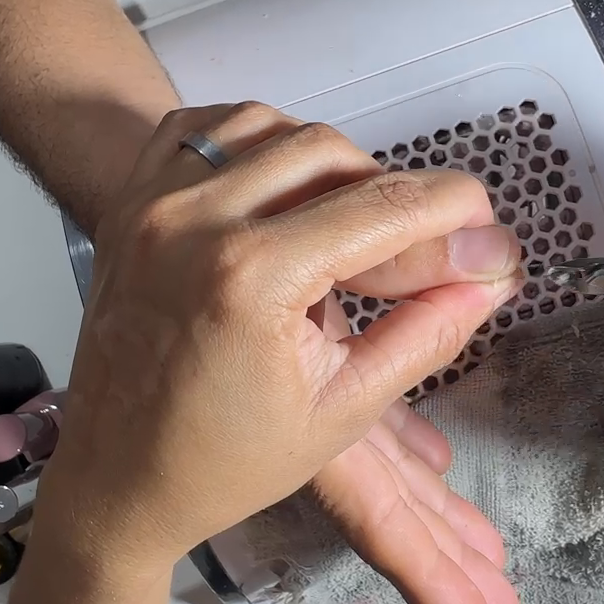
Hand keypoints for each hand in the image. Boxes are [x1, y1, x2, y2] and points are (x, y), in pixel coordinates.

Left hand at [45, 103, 523, 603]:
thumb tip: (487, 277)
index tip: (482, 218)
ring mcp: (152, 201)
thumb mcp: (341, 410)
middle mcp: (194, 219)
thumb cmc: (222, 461)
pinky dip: (255, 140)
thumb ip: (425, 334)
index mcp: (251, 277)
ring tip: (343, 222)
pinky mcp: (129, 202)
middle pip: (331, 152)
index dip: (449, 207)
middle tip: (411, 241)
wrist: (116, 477)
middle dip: (389, 189)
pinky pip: (205, 128)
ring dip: (325, 162)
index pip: (381, 209)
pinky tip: (277, 187)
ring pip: (272, 126)